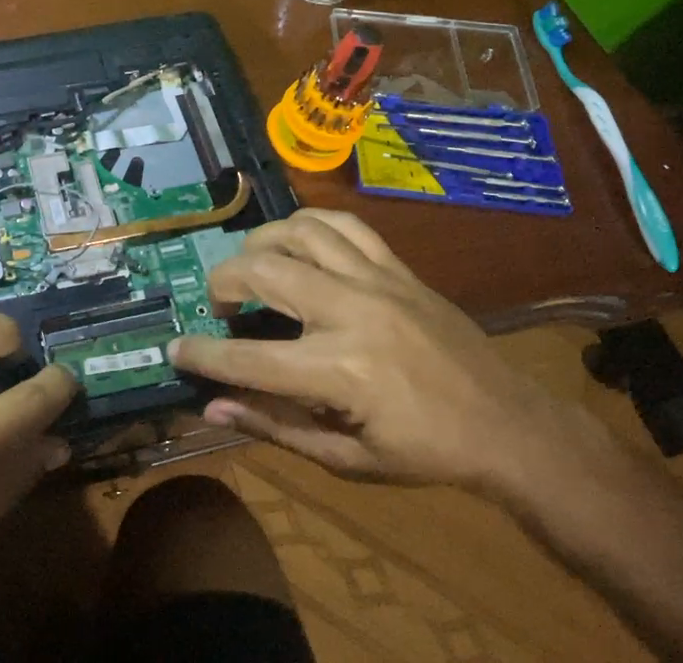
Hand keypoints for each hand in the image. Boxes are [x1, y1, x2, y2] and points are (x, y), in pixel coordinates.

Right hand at [168, 209, 579, 491]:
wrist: (508, 425)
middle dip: (222, 283)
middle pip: (262, 271)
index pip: (247, 358)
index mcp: (338, 372)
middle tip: (221, 306)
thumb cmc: (425, 452)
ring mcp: (377, 281)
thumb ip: (274, 427)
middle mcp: (351, 313)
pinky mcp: (398, 268)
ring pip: (299, 232)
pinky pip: (344, 225)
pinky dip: (309, 225)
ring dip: (260, 244)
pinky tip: (296, 241)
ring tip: (254, 268)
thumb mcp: (347, 458)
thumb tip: (212, 406)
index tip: (174, 350)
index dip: (201, 355)